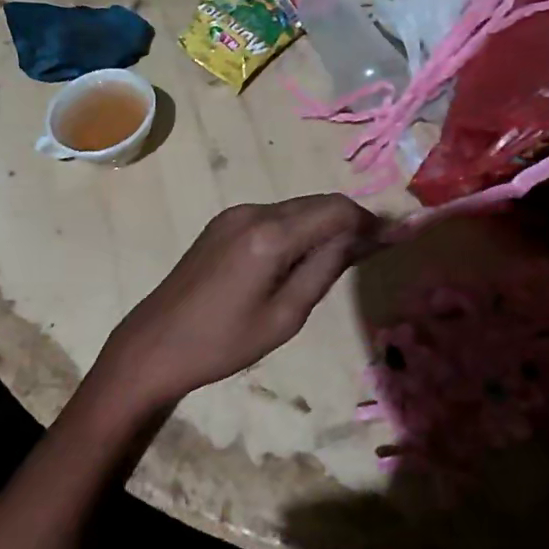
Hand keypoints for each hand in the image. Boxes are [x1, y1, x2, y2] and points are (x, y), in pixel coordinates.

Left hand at [90, 194, 379, 413]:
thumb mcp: (286, 316)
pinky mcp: (224, 222)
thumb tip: (363, 238)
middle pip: (318, 203)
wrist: (154, 344)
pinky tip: (301, 259)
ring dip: (324, 226)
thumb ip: (326, 268)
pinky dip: (298, 230)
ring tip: (340, 261)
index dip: (370, 222)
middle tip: (375, 252)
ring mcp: (235, 213)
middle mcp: (254, 211)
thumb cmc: (223, 343)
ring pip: (297, 208)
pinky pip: (275, 216)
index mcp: (270, 235)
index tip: (395, 240)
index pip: (337, 210)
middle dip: (351, 222)